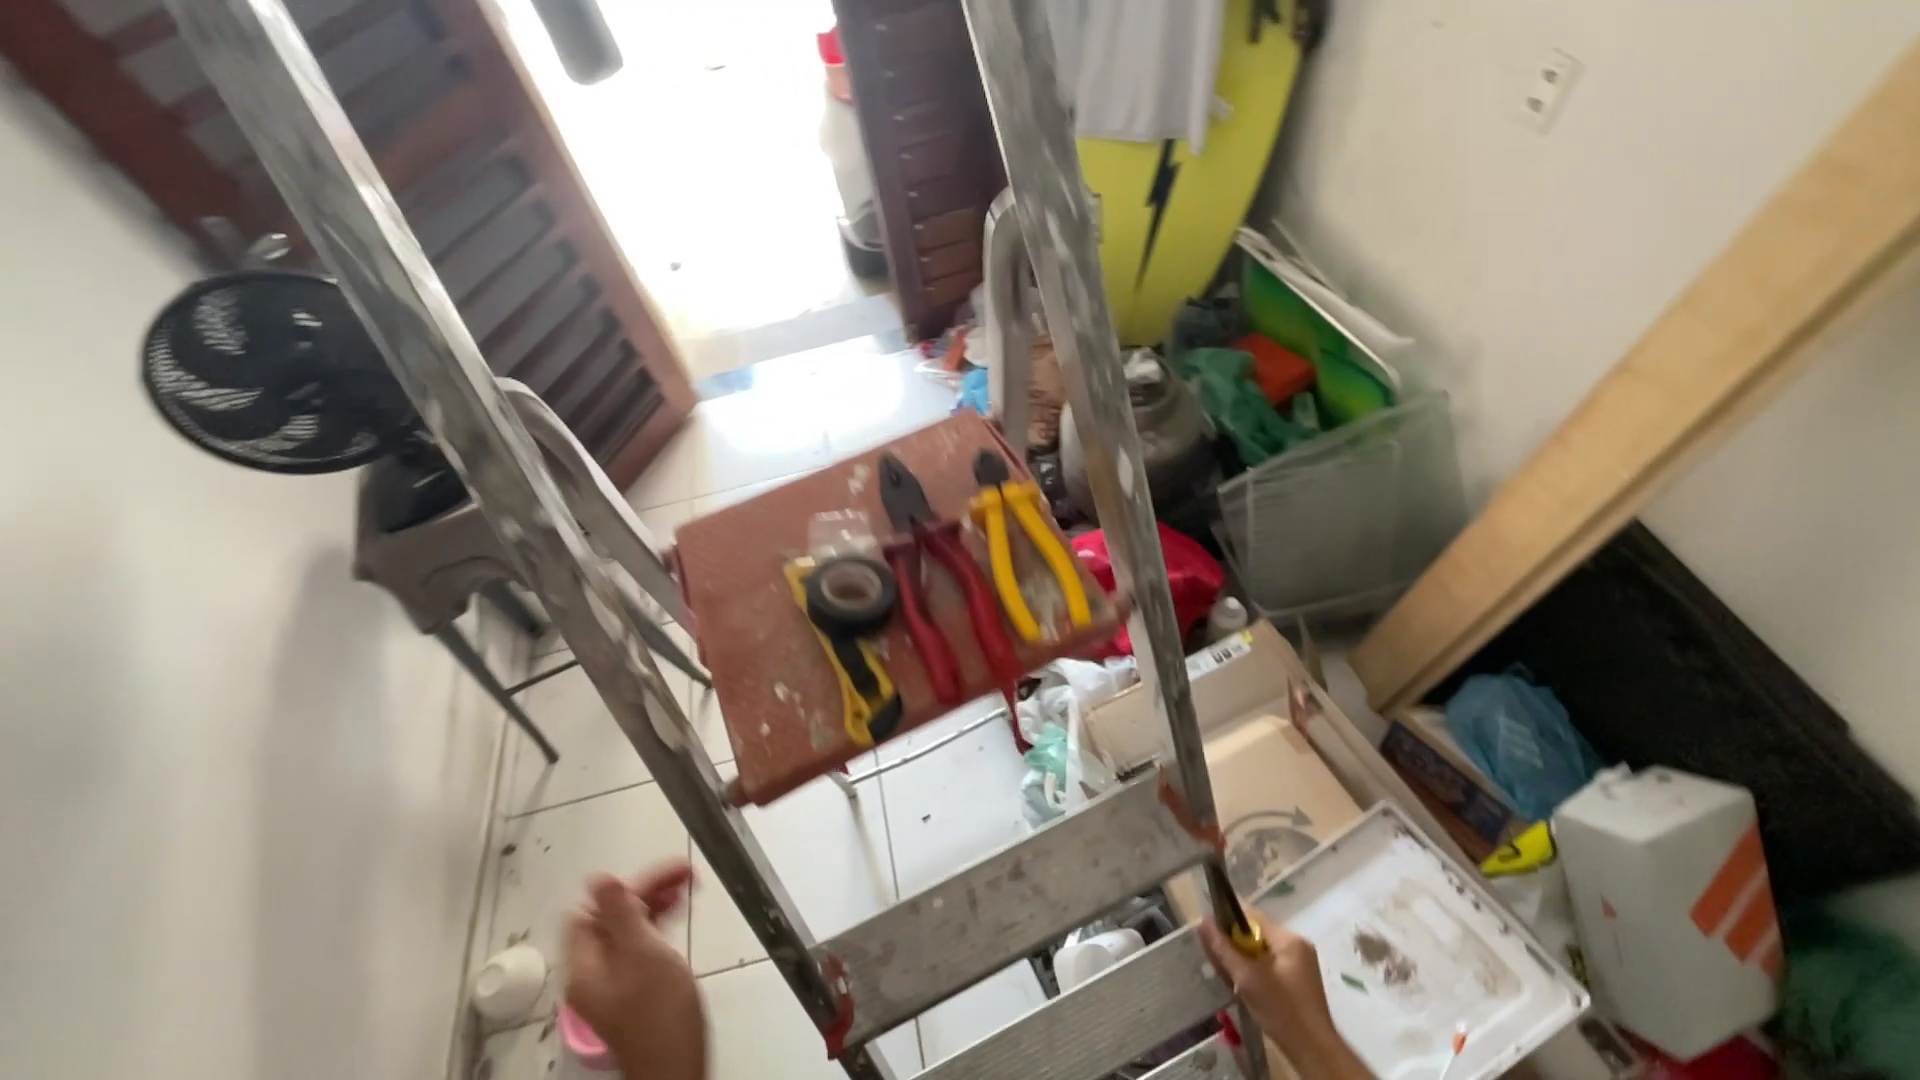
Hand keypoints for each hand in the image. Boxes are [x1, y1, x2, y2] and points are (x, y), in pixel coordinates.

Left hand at [565, 861, 705, 1079]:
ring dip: (655, 906)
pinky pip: (638, 948)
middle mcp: (593, 974)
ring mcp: (613, 985)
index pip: (591, 912)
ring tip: (689, 887)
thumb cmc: (662, 1014)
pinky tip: (680, 917)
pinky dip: (657, 928)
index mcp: (585, 967)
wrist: (677, 1073)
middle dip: (646, 892)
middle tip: (686, 875)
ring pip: (627, 931)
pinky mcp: (634, 993)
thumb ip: (622, 915)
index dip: (624, 890)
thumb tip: (599, 878)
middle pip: (610, 919)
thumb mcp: (644, 956)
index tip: (664, 876)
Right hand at [1201, 912, 1370, 1078]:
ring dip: (1242, 961)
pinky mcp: (1298, 981)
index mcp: (1289, 939)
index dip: (1227, 920)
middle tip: (1217, 962)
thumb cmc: (1281, 1010)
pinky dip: (1253, 972)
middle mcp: (1297, 945)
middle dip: (1233, 945)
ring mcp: (1300, 964)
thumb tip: (1204, 921)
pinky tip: (1244, 988)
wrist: (1313, 1051)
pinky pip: (1269, 965)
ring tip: (1229, 978)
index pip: (1251, 916)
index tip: (1208, 931)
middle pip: (1255, 934)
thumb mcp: (1246, 978)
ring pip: (1260, 951)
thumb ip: (1223, 948)